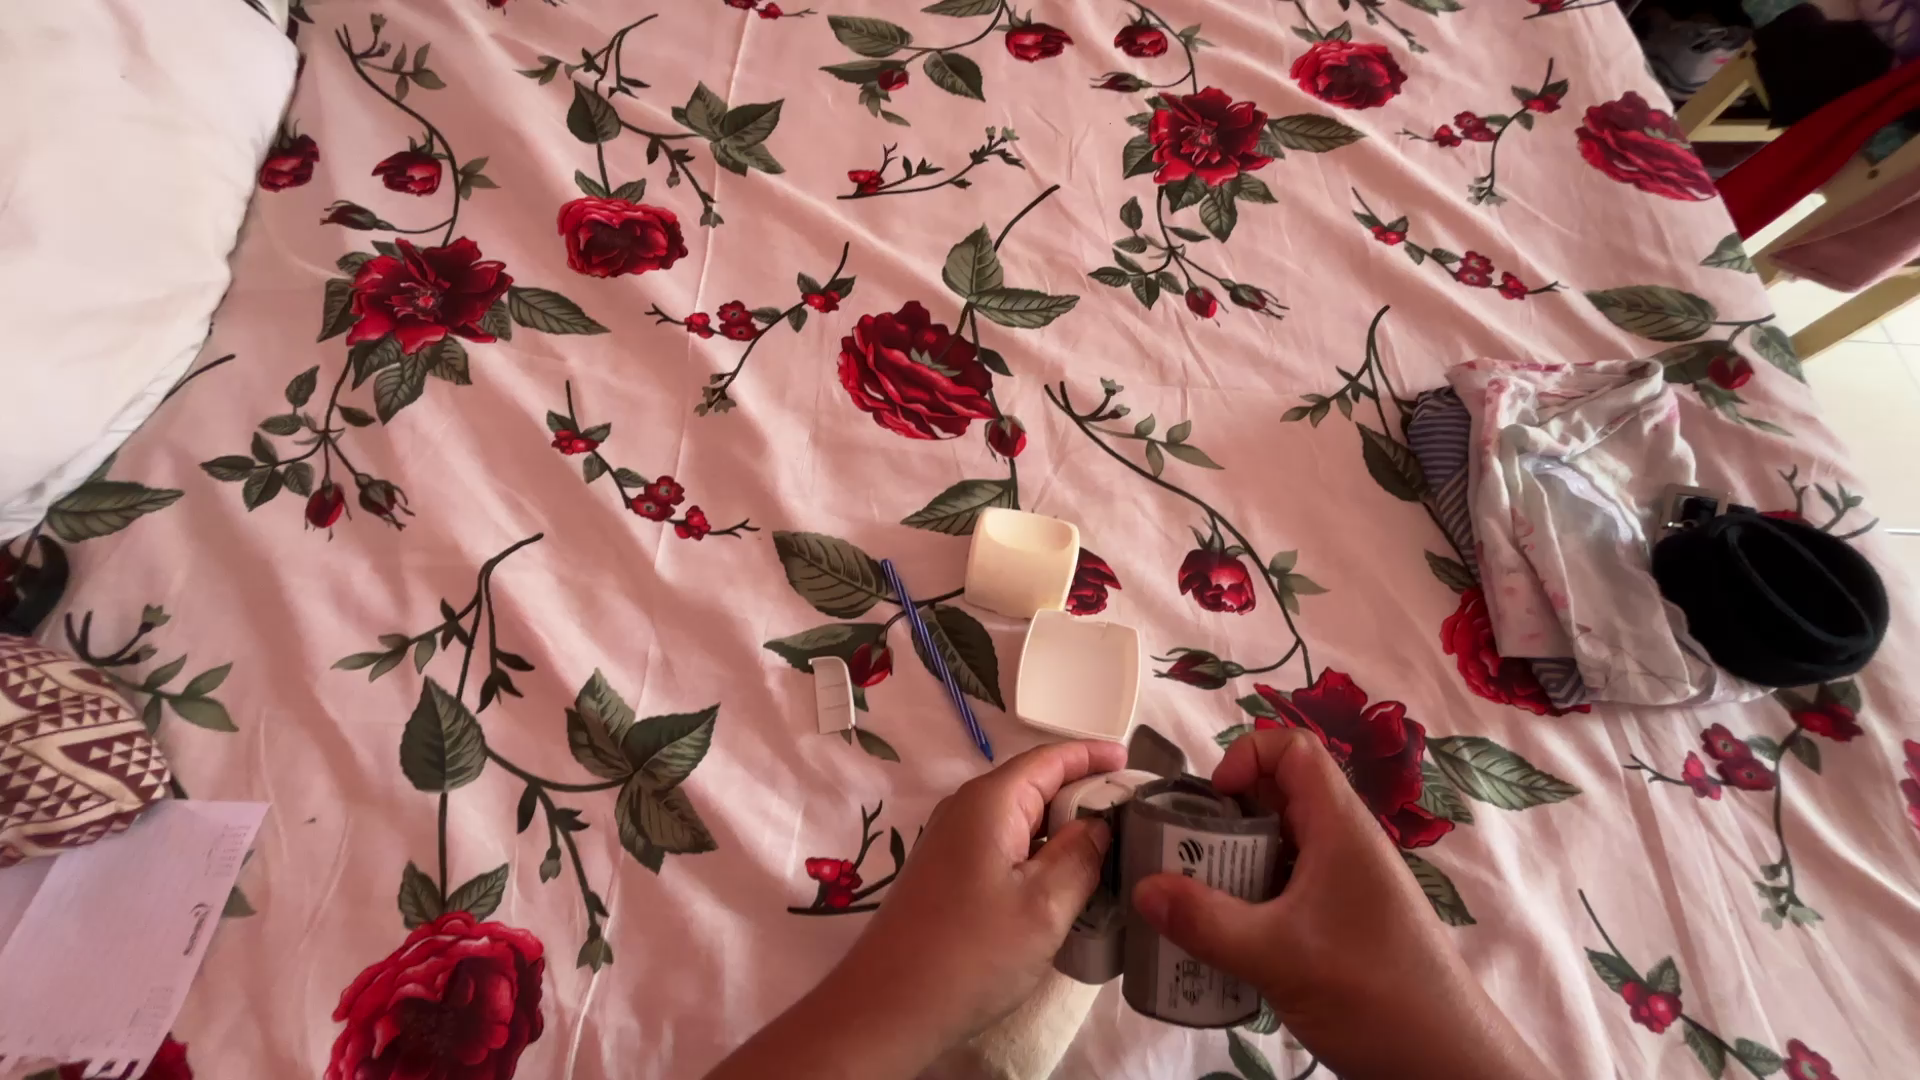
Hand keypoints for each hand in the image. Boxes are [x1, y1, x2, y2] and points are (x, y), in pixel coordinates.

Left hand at [833, 739, 1126, 1048]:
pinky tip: (1064, 879)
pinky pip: (1005, 842)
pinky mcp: (950, 869)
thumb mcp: (1044, 905)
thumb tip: (1099, 824)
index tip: (1129, 757)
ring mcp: (954, 838)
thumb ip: (1080, 856)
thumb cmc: (971, 951)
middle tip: (1132, 811)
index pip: (1049, 758)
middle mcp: (968, 807)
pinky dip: (1040, 849)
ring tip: (1110, 846)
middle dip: (1082, 791)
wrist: (888, 1005)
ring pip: (1021, 816)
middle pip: (1035, 783)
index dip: (1091, 754)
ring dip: (1062, 826)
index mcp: (991, 800)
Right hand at [1131, 729, 1549, 1079]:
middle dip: (1223, 816)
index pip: (1292, 749)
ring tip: (1196, 897)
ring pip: (1276, 843)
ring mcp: (1344, 883)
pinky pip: (1284, 883)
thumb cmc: (1377, 997)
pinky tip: (1228, 937)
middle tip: (1186, 855)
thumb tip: (1140, 888)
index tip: (1213, 799)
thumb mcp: (1281, 958)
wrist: (1455, 1075)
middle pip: (1275, 795)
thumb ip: (1206, 922)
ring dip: (1232, 860)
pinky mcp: (1341, 919)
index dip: (1246, 755)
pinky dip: (1249, 895)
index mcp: (1338, 827)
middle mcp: (1342, 843)